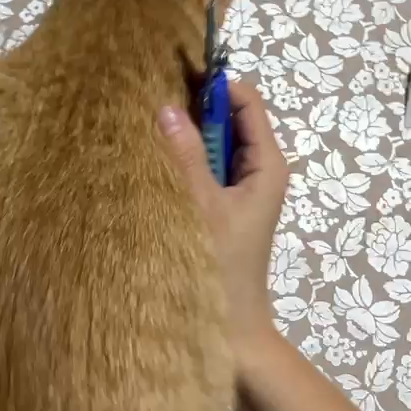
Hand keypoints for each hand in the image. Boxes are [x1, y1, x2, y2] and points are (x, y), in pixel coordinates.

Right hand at [157, 80, 290, 367]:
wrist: (234, 333)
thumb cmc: (222, 268)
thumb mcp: (202, 207)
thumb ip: (185, 155)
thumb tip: (166, 106)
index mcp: (266, 164)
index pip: (245, 101)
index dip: (214, 85)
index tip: (171, 76)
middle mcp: (258, 169)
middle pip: (227, 120)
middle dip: (193, 109)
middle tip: (147, 102)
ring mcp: (240, 189)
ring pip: (212, 145)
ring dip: (184, 137)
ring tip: (144, 130)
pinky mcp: (223, 206)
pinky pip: (204, 168)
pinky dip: (182, 160)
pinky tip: (152, 163)